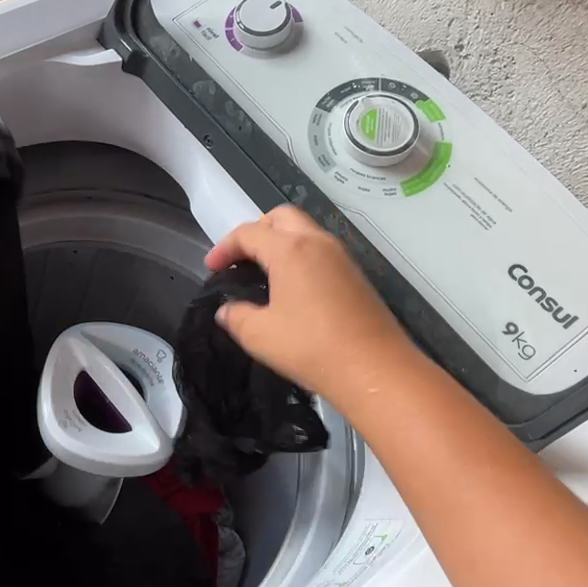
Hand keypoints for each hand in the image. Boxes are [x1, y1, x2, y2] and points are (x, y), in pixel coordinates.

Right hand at [205, 206, 428, 408]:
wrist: (375, 369)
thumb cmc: (312, 347)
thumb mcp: (259, 335)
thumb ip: (236, 316)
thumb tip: (227, 310)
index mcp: (290, 249)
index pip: (249, 232)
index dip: (224, 247)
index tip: (211, 268)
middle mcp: (317, 243)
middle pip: (281, 217)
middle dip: (256, 231)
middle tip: (240, 258)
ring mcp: (341, 257)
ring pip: (305, 231)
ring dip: (280, 242)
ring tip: (264, 272)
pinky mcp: (356, 275)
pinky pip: (321, 251)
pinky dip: (300, 257)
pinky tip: (293, 288)